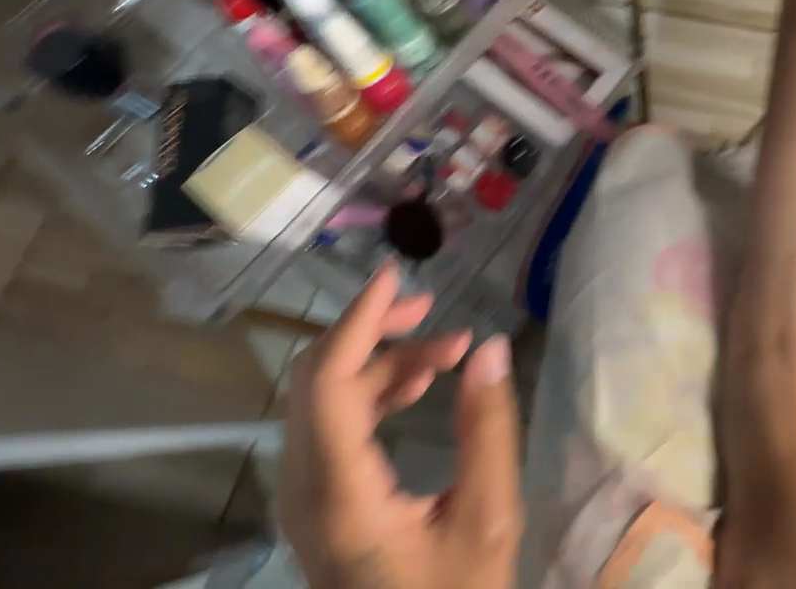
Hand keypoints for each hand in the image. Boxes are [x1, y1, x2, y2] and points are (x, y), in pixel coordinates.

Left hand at [278, 264, 521, 588]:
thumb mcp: (487, 519)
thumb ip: (488, 430)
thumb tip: (492, 347)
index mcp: (339, 494)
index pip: (329, 381)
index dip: (360, 320)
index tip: (395, 276)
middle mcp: (303, 488)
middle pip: (318, 378)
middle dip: (373, 330)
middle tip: (431, 307)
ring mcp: (303, 496)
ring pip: (325, 396)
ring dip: (382, 360)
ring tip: (450, 350)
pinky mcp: (316, 501)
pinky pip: (332, 422)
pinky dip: (374, 391)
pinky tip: (422, 385)